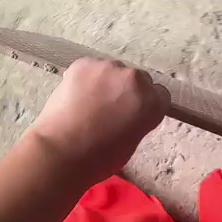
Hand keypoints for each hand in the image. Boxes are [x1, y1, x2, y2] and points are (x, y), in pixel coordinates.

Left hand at [25, 57, 168, 182]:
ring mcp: (108, 67)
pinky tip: (76, 94)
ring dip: (106, 82)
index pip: (159, 94)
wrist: (62, 150)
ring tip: (89, 102)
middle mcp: (134, 79)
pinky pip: (90, 67)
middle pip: (137, 79)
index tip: (134, 112)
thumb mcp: (132, 141)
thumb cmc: (100, 157)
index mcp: (151, 102)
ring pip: (112, 71)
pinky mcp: (84, 63)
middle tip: (110, 107)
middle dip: (127, 90)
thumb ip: (138, 119)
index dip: (146, 104)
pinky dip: (85, 77)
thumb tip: (130, 110)